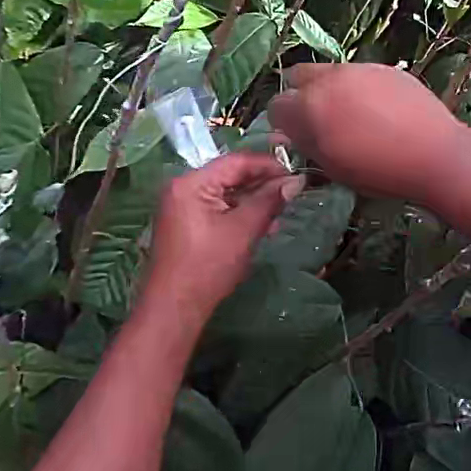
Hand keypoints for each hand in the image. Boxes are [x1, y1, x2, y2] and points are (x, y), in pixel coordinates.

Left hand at [144, 151, 302, 324]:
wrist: (174, 309)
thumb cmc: (208, 266)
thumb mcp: (244, 229)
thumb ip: (270, 200)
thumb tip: (296, 181)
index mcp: (192, 183)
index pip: (237, 161)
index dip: (268, 165)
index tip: (295, 174)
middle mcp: (183, 187)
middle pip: (230, 175)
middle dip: (262, 183)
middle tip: (291, 192)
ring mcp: (181, 205)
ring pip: (225, 192)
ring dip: (253, 199)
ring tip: (280, 211)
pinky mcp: (185, 223)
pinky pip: (217, 206)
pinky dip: (239, 212)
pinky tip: (261, 223)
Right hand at [267, 63, 470, 206]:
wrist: (436, 154)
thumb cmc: (380, 171)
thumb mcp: (333, 168)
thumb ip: (306, 145)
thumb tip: (292, 134)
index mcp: (310, 107)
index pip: (277, 106)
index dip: (284, 123)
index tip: (298, 135)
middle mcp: (329, 79)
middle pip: (298, 77)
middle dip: (302, 96)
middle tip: (319, 119)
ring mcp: (359, 69)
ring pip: (330, 72)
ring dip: (330, 89)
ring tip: (352, 115)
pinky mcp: (384, 68)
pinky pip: (359, 73)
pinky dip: (358, 87)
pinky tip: (378, 110)